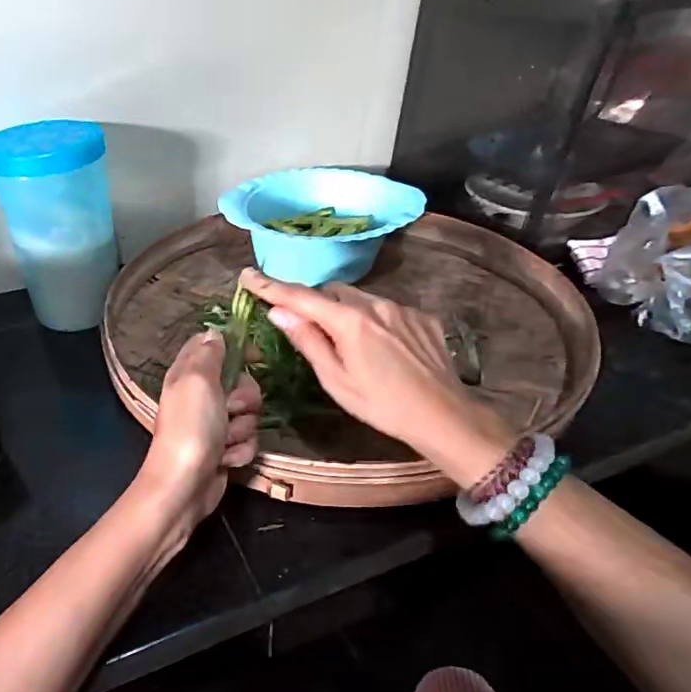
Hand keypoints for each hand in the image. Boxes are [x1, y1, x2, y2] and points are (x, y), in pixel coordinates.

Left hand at [135, 329, 261, 531]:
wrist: (184, 485)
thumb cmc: (190, 428)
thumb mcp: (197, 381)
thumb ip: (209, 354)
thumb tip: (215, 332)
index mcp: (189, 374)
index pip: (214, 346)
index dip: (236, 349)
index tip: (254, 358)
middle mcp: (202, 396)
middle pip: (242, 382)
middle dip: (245, 398)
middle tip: (230, 409)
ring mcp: (215, 424)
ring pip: (250, 414)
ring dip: (242, 429)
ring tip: (224, 441)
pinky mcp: (226, 449)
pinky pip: (249, 441)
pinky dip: (240, 451)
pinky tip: (225, 459)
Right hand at [238, 269, 515, 485]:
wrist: (442, 415)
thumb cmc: (381, 405)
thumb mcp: (336, 380)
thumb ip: (308, 341)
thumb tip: (279, 311)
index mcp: (350, 321)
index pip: (302, 296)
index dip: (271, 286)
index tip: (248, 276)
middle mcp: (376, 304)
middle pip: (334, 292)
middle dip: (317, 304)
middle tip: (311, 330)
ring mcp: (403, 308)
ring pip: (363, 299)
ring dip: (348, 313)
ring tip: (353, 347)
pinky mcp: (423, 317)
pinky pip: (389, 310)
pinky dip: (376, 321)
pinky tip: (385, 351)